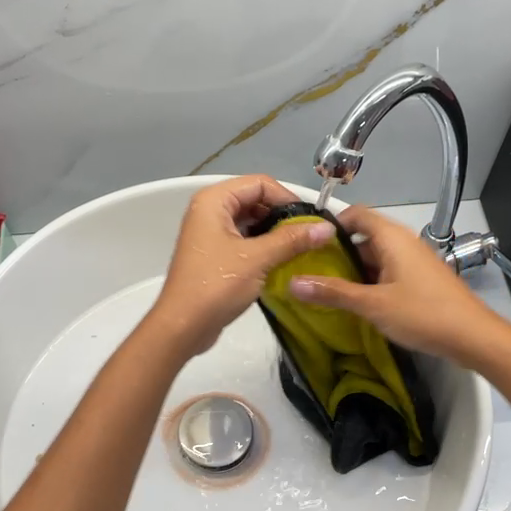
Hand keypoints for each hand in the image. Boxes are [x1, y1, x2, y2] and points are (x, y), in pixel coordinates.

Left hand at [145, 175, 335, 355]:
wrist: (182, 326)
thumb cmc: (216, 286)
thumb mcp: (258, 259)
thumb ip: (292, 239)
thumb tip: (327, 227)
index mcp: (214, 201)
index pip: (259, 184)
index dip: (287, 198)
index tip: (310, 221)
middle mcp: (209, 211)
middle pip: (255, 200)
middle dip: (282, 216)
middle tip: (309, 236)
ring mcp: (210, 234)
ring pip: (251, 222)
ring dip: (275, 233)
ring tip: (301, 249)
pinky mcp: (214, 255)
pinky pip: (244, 241)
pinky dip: (264, 247)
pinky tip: (283, 262)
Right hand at [286, 204, 509, 363]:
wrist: (472, 336)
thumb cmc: (422, 314)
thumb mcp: (372, 305)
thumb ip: (332, 293)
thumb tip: (293, 283)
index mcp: (392, 238)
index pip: (357, 215)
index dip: (332, 224)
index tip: (308, 243)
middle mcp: (404, 243)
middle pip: (364, 237)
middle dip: (338, 253)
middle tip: (309, 270)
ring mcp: (414, 262)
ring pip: (376, 257)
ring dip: (353, 271)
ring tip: (326, 289)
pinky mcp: (420, 280)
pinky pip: (388, 272)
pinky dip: (370, 282)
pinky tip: (356, 302)